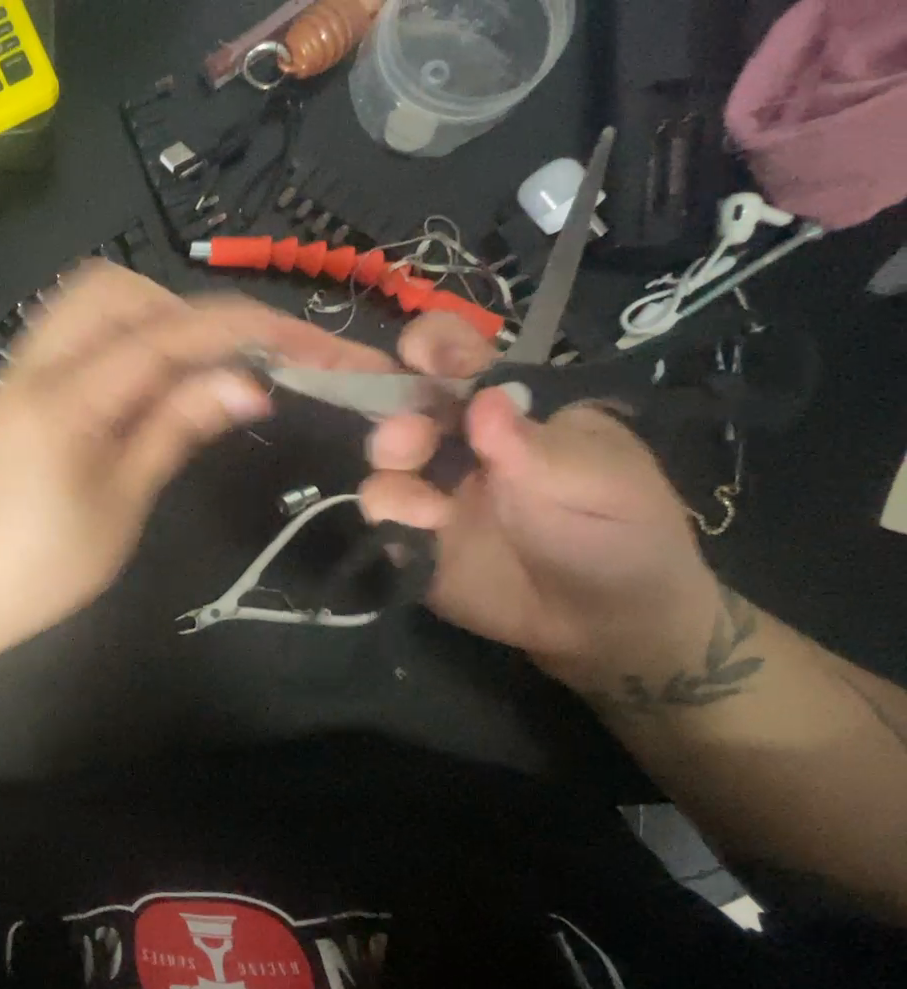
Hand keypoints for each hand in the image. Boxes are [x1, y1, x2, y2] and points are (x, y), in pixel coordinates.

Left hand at [0, 262, 392, 645]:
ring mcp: (17, 367)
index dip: (240, 331)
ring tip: (194, 367)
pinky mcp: (19, 377)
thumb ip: (180, 425)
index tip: (306, 341)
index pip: (161, 338)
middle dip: (186, 311)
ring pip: (92, 296)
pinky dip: (124, 329)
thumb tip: (253, 382)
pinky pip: (76, 324)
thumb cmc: (56, 564)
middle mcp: (31, 366)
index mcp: (61, 404)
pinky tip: (152, 373)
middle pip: (116, 288)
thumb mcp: (127, 498)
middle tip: (230, 363)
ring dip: (154, 313)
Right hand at [359, 313, 721, 682]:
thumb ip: (535, 448)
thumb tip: (484, 399)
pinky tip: (417, 534)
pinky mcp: (409, 539)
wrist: (609, 627)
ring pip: (382, 462)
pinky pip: (378, 518)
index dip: (433, 348)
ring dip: (388, 470)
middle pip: (400, 406)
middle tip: (406, 441)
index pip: (459, 362)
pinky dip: (387, 519)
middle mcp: (457, 444)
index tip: (420, 354)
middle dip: (391, 413)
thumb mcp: (598, 482)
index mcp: (507, 413)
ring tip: (422, 507)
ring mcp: (430, 491)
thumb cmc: (622, 535)